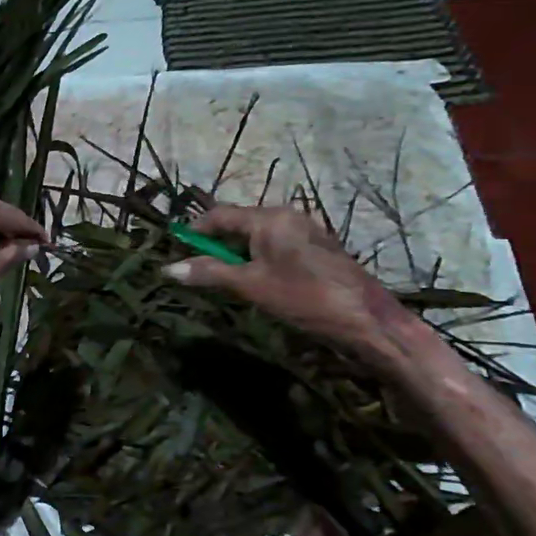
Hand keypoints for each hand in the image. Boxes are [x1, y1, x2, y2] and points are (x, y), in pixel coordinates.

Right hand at [163, 205, 413, 356]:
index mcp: (269, 218)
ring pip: (259, 235)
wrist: (367, 320)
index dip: (195, 230)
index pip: (220, 214)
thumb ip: (209, 273)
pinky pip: (277, 245)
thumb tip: (168, 268)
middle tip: (200, 268)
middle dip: (217, 243)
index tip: (177, 248)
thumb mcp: (250, 286)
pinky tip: (258, 281)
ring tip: (226, 278)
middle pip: (240, 223)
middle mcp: (288, 216)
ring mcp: (306, 231)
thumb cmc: (303, 298)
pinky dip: (259, 258)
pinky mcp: (317, 249)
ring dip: (238, 253)